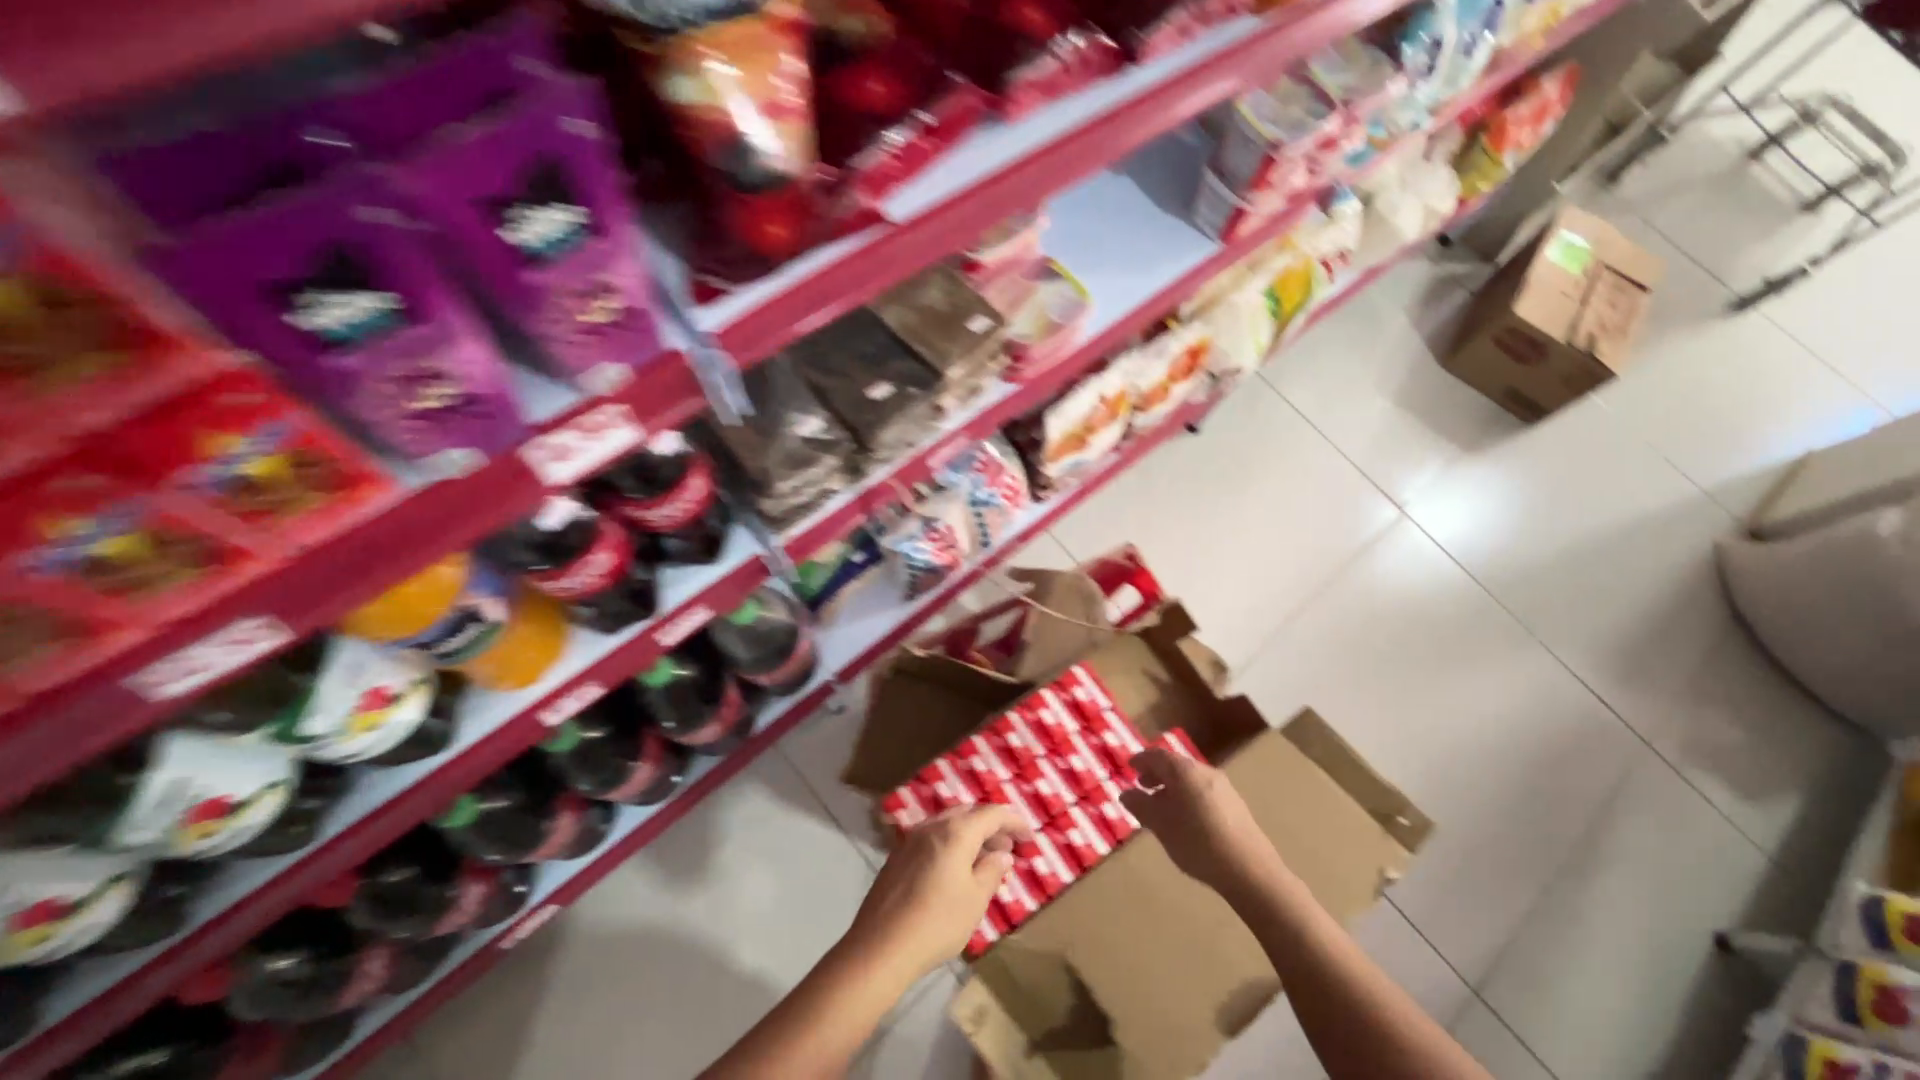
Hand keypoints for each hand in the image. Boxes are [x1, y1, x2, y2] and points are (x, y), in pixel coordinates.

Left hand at [843, 803, 1029, 980]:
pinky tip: (956, 870)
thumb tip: (1001, 855)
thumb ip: (991, 871)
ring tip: (985, 859)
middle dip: (990, 825)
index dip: (1013, 822)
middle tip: (1008, 846)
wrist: (881, 947)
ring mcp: (910, 841)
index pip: (991, 814)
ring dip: (970, 835)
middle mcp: (931, 827)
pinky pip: (931, 839)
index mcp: (955, 832)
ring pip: (947, 825)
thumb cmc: (937, 923)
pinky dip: (950, 845)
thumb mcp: (975, 900)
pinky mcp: (897, 858)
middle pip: (967, 814)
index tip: (1029, 837)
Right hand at [1121, 747, 1284, 898]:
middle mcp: (1205, 772)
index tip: (1129, 767)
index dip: (1141, 760)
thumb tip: (1126, 793)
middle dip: (1157, 773)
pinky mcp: (1234, 805)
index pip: (1158, 755)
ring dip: (1172, 787)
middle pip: (1176, 765)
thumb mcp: (1160, 824)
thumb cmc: (1197, 842)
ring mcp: (1223, 788)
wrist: (1248, 869)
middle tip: (1142, 786)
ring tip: (1160, 806)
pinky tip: (1185, 819)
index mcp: (1185, 771)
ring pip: (1190, 779)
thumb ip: (1141, 805)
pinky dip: (1187, 796)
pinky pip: (1203, 791)